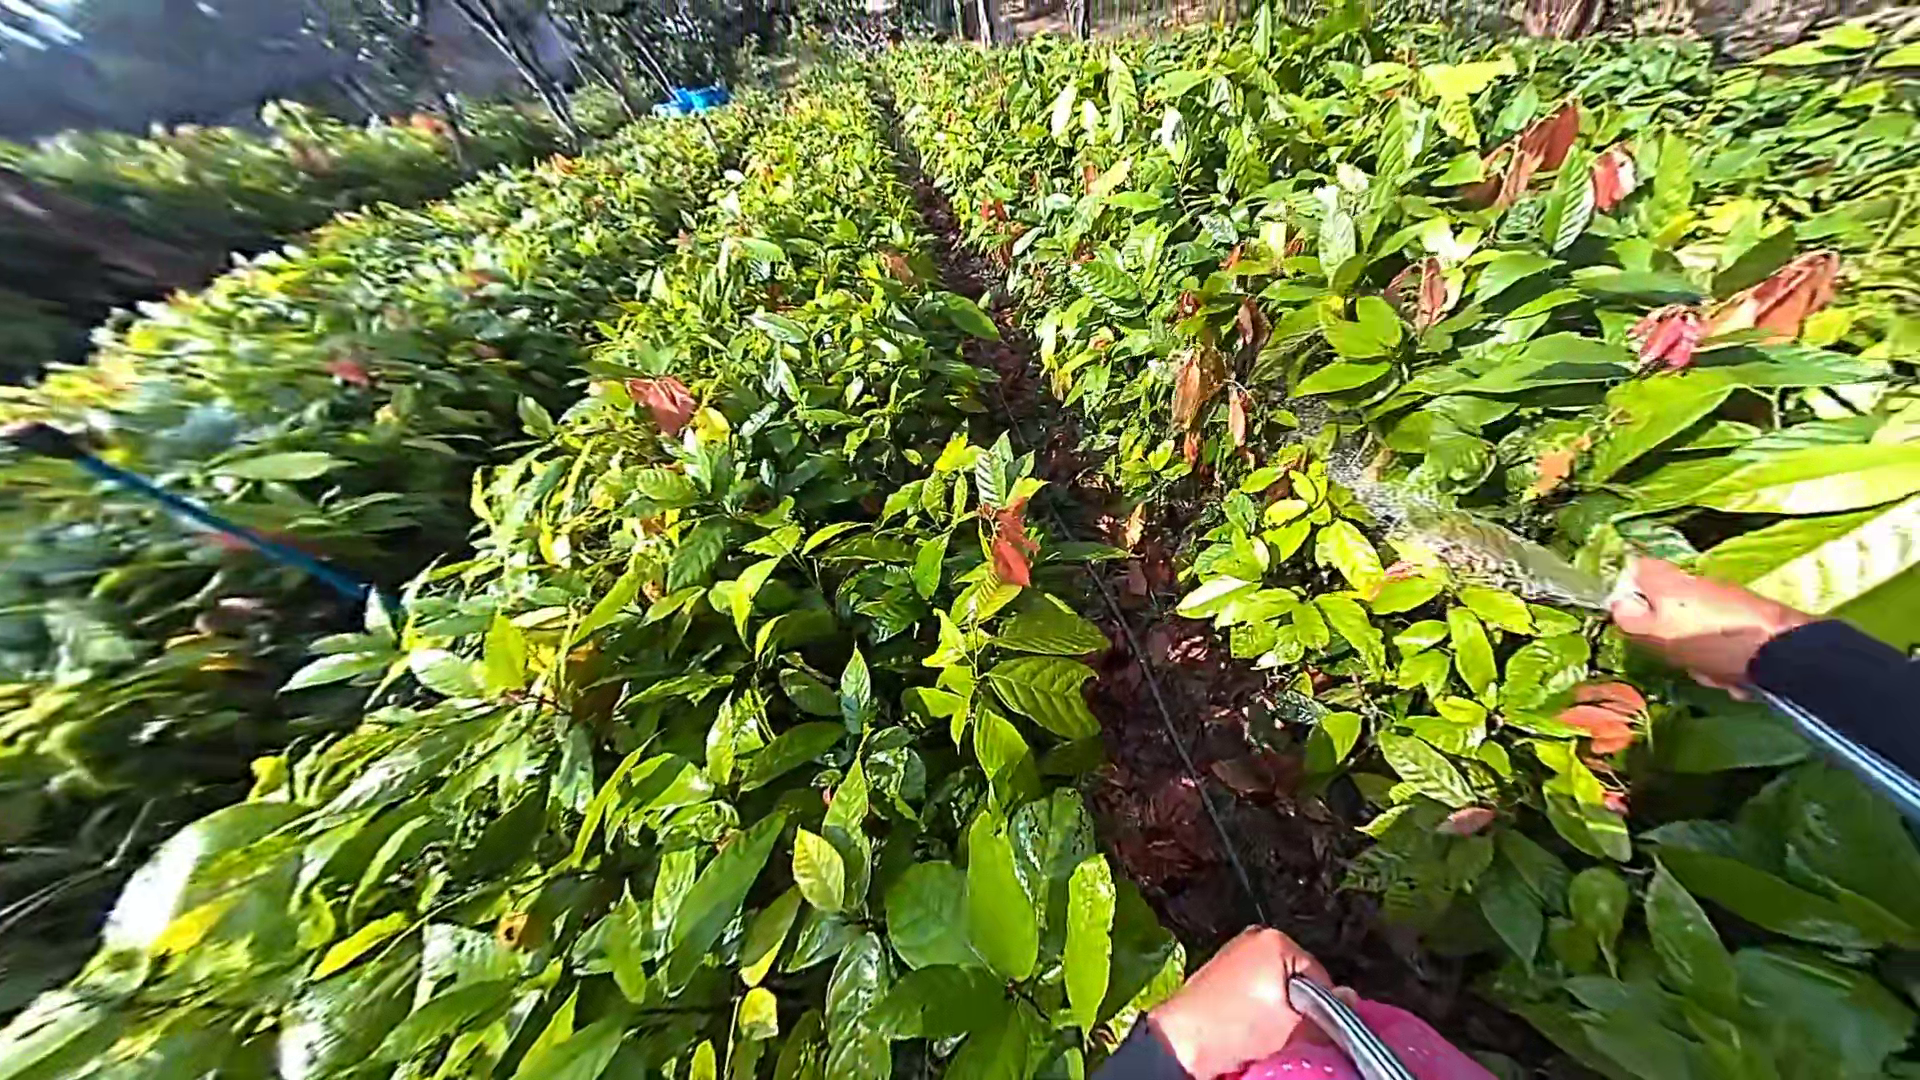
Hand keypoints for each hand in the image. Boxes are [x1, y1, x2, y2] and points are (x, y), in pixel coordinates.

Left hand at [1146, 927, 1340, 1078]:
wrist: (1189, 1037)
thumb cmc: (1239, 1023)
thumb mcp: (1294, 1022)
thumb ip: (1328, 1011)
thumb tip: (1351, 998)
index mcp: (1275, 938)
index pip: (1323, 978)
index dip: (1326, 1011)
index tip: (1318, 1033)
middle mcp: (1256, 937)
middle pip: (1302, 982)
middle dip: (1305, 1010)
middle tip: (1296, 1036)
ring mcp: (1239, 952)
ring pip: (1282, 990)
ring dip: (1285, 1013)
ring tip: (1276, 1036)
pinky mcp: (1227, 971)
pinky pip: (1261, 991)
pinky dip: (1264, 1010)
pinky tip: (1258, 1029)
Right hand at [1609, 556, 1812, 694]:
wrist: (1794, 655)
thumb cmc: (1707, 639)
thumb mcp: (1650, 632)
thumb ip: (1626, 617)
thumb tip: (1620, 604)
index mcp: (1667, 581)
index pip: (1635, 566)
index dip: (1623, 581)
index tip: (1620, 603)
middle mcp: (1699, 584)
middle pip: (1667, 600)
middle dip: (1664, 626)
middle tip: (1666, 650)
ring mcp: (1733, 601)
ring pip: (1698, 623)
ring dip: (1699, 649)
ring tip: (1710, 673)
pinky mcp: (1760, 621)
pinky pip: (1728, 637)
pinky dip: (1727, 656)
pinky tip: (1735, 677)